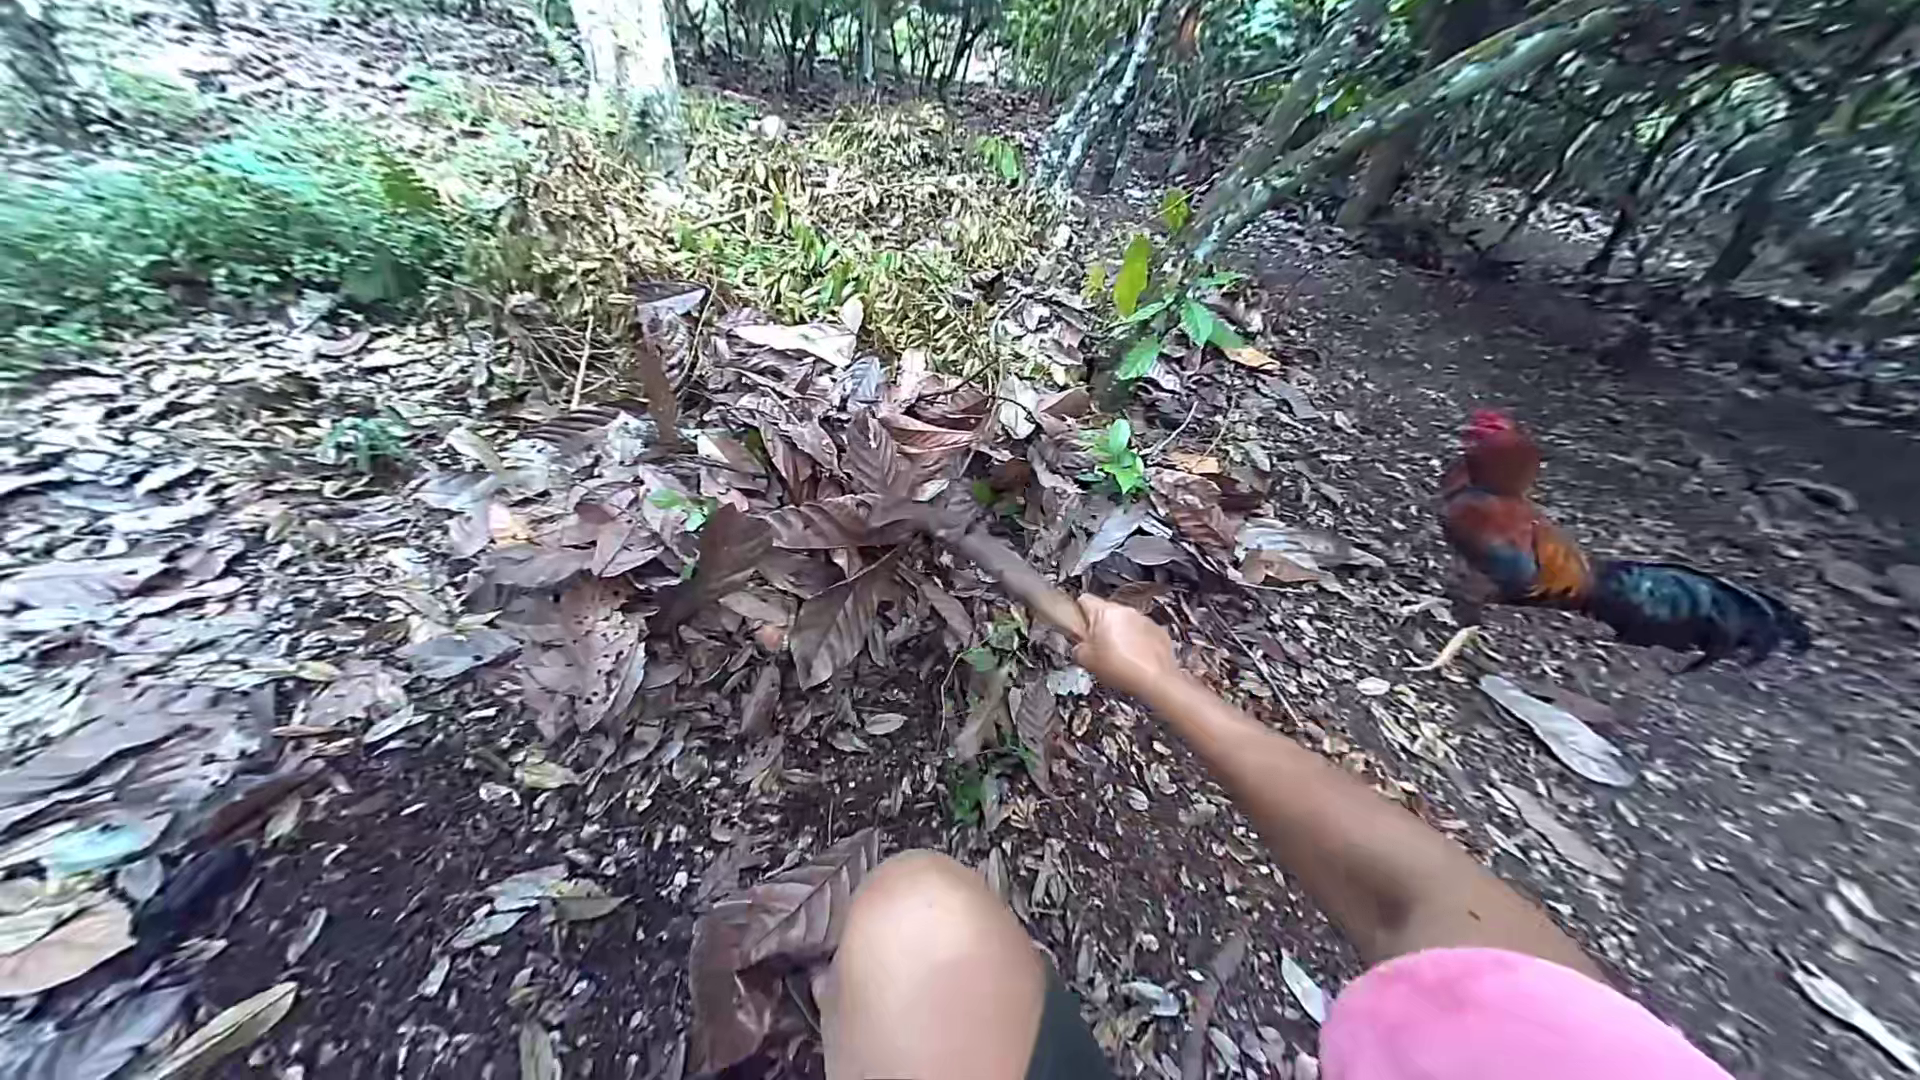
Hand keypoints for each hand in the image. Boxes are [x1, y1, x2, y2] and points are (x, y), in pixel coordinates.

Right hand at [1073, 595, 1182, 699]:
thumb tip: (1079, 646)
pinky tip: (1133, 660)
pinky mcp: (1158, 631)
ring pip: (1124, 622)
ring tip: (1117, 658)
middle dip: (1099, 628)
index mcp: (1104, 612)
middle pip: (1105, 612)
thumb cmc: (1123, 670)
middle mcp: (1125, 611)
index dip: (1077, 614)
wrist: (1156, 682)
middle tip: (1097, 649)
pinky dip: (1136, 642)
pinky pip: (1141, 631)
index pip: (1083, 600)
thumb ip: (1078, 647)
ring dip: (1118, 635)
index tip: (1078, 628)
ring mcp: (1144, 620)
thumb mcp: (1086, 660)